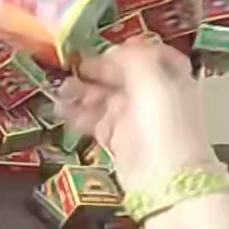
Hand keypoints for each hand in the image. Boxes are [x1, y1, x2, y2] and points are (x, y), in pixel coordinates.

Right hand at [57, 39, 217, 189]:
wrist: (163, 178)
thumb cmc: (164, 127)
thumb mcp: (153, 84)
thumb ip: (133, 61)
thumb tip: (114, 50)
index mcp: (168, 78)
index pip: (148, 55)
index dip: (126, 51)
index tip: (103, 50)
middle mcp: (151, 96)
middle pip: (120, 76)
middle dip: (95, 71)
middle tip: (71, 67)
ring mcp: (132, 118)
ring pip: (102, 98)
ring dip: (81, 92)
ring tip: (60, 90)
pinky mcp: (116, 138)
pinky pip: (93, 120)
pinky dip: (77, 114)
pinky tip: (61, 109)